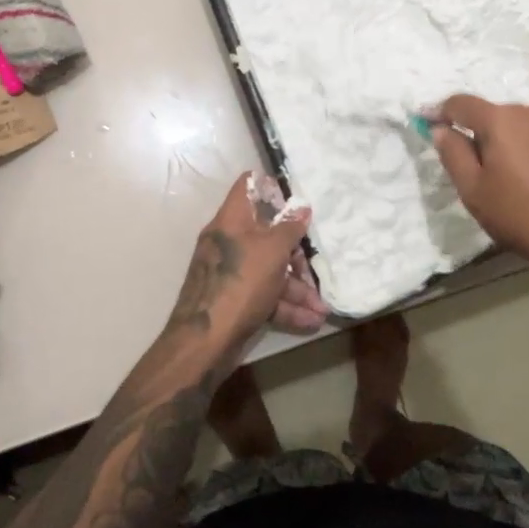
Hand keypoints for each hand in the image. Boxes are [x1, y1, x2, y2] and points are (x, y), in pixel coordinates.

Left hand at [168, 172, 328, 345]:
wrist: (205, 341)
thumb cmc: (241, 282)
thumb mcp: (272, 251)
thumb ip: (289, 229)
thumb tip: (301, 209)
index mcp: (231, 221)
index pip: (246, 187)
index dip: (270, 186)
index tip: (295, 195)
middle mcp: (229, 243)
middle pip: (266, 235)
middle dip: (295, 252)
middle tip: (318, 262)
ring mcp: (231, 274)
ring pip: (270, 271)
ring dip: (298, 288)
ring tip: (323, 307)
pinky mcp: (235, 301)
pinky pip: (265, 296)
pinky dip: (287, 308)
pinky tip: (312, 321)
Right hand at [432, 95, 528, 291]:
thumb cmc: (520, 216)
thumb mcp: (473, 190)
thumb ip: (453, 153)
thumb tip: (441, 129)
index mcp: (501, 119)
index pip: (460, 102)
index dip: (440, 111)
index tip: (427, 125)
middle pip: (491, 113)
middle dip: (476, 131)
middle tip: (469, 166)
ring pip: (517, 125)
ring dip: (504, 141)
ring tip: (503, 177)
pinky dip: (527, 149)